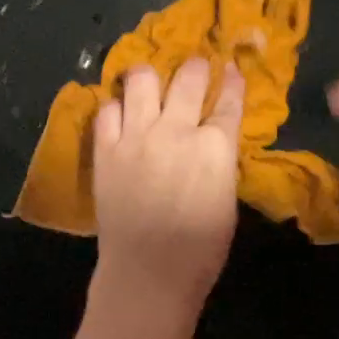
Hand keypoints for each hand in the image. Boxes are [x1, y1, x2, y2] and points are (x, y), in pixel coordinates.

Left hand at [92, 58, 243, 315]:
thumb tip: (211, 146)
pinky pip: (107, 109)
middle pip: (189, 78)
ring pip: (142, 79)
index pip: (229, 102)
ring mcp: (137, 136)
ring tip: (150, 82)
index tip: (232, 71)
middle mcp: (177, 130)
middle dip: (196, 66)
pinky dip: (117, 106)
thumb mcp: (226, 201)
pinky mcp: (105, 149)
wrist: (148, 272)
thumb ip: (218, 163)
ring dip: (150, 75)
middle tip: (196, 67)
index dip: (233, 83)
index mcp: (215, 146)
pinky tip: (121, 112)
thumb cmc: (199, 250)